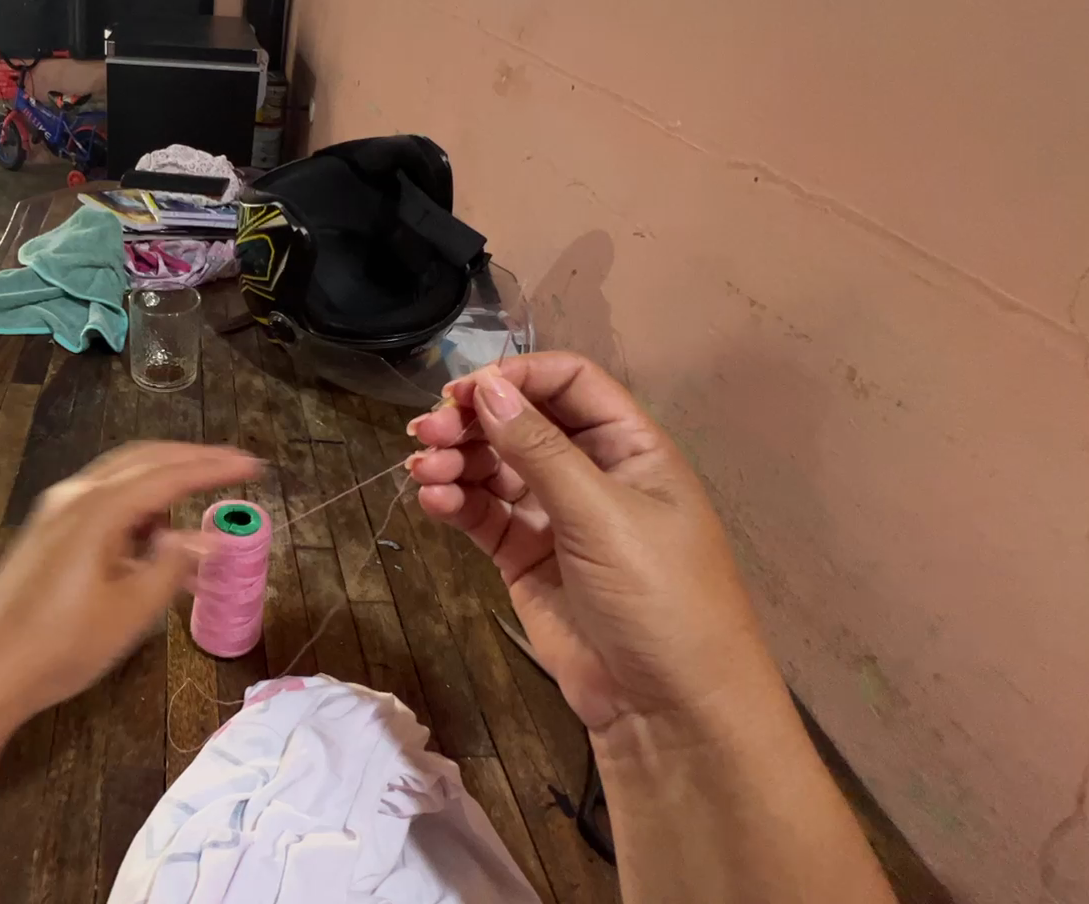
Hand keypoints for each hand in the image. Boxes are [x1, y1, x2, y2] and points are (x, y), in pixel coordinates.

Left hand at [0, 441, 259, 720]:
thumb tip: (206, 539)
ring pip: (122, 474)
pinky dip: (138, 501)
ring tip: (201, 498)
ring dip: (164, 478)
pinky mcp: (49, 528)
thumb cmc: (62, 645)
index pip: (169, 474)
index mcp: (99, 509)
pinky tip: (154, 531)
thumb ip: (171, 566)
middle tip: (234, 466)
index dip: (214, 467)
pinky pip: (104, 496)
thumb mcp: (130, 612)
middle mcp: (76, 494)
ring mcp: (58, 508)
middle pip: (144, 459)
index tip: (253, 465)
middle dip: (191, 459)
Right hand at [408, 352, 779, 733]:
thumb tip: (487, 387)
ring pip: (491, 466)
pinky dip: (453, 502)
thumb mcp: (602, 514)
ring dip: (453, 461)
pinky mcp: (520, 553)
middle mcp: (587, 471)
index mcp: (627, 447)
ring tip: (423, 472)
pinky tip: (434, 502)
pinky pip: (479, 512)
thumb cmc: (659, 597)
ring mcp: (551, 513)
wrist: (665, 711)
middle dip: (471, 421)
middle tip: (426, 431)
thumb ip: (539, 449)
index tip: (466, 391)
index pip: (569, 383)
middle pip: (518, 422)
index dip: (518, 377)